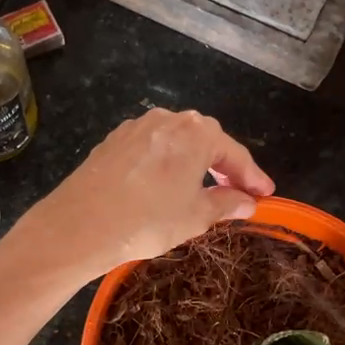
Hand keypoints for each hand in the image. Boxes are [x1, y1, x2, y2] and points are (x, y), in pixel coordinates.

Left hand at [17, 109, 274, 280]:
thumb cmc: (148, 220)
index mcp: (197, 132)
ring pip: (178, 143)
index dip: (253, 177)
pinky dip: (167, 164)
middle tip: (239, 192)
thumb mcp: (196, 217)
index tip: (266, 194)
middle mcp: (169, 119)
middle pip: (207, 141)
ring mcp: (137, 127)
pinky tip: (166, 186)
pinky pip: (153, 149)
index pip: (235, 154)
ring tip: (204, 189)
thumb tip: (247, 201)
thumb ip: (227, 204)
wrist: (79, 225)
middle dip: (224, 166)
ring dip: (195, 163)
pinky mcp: (113, 141)